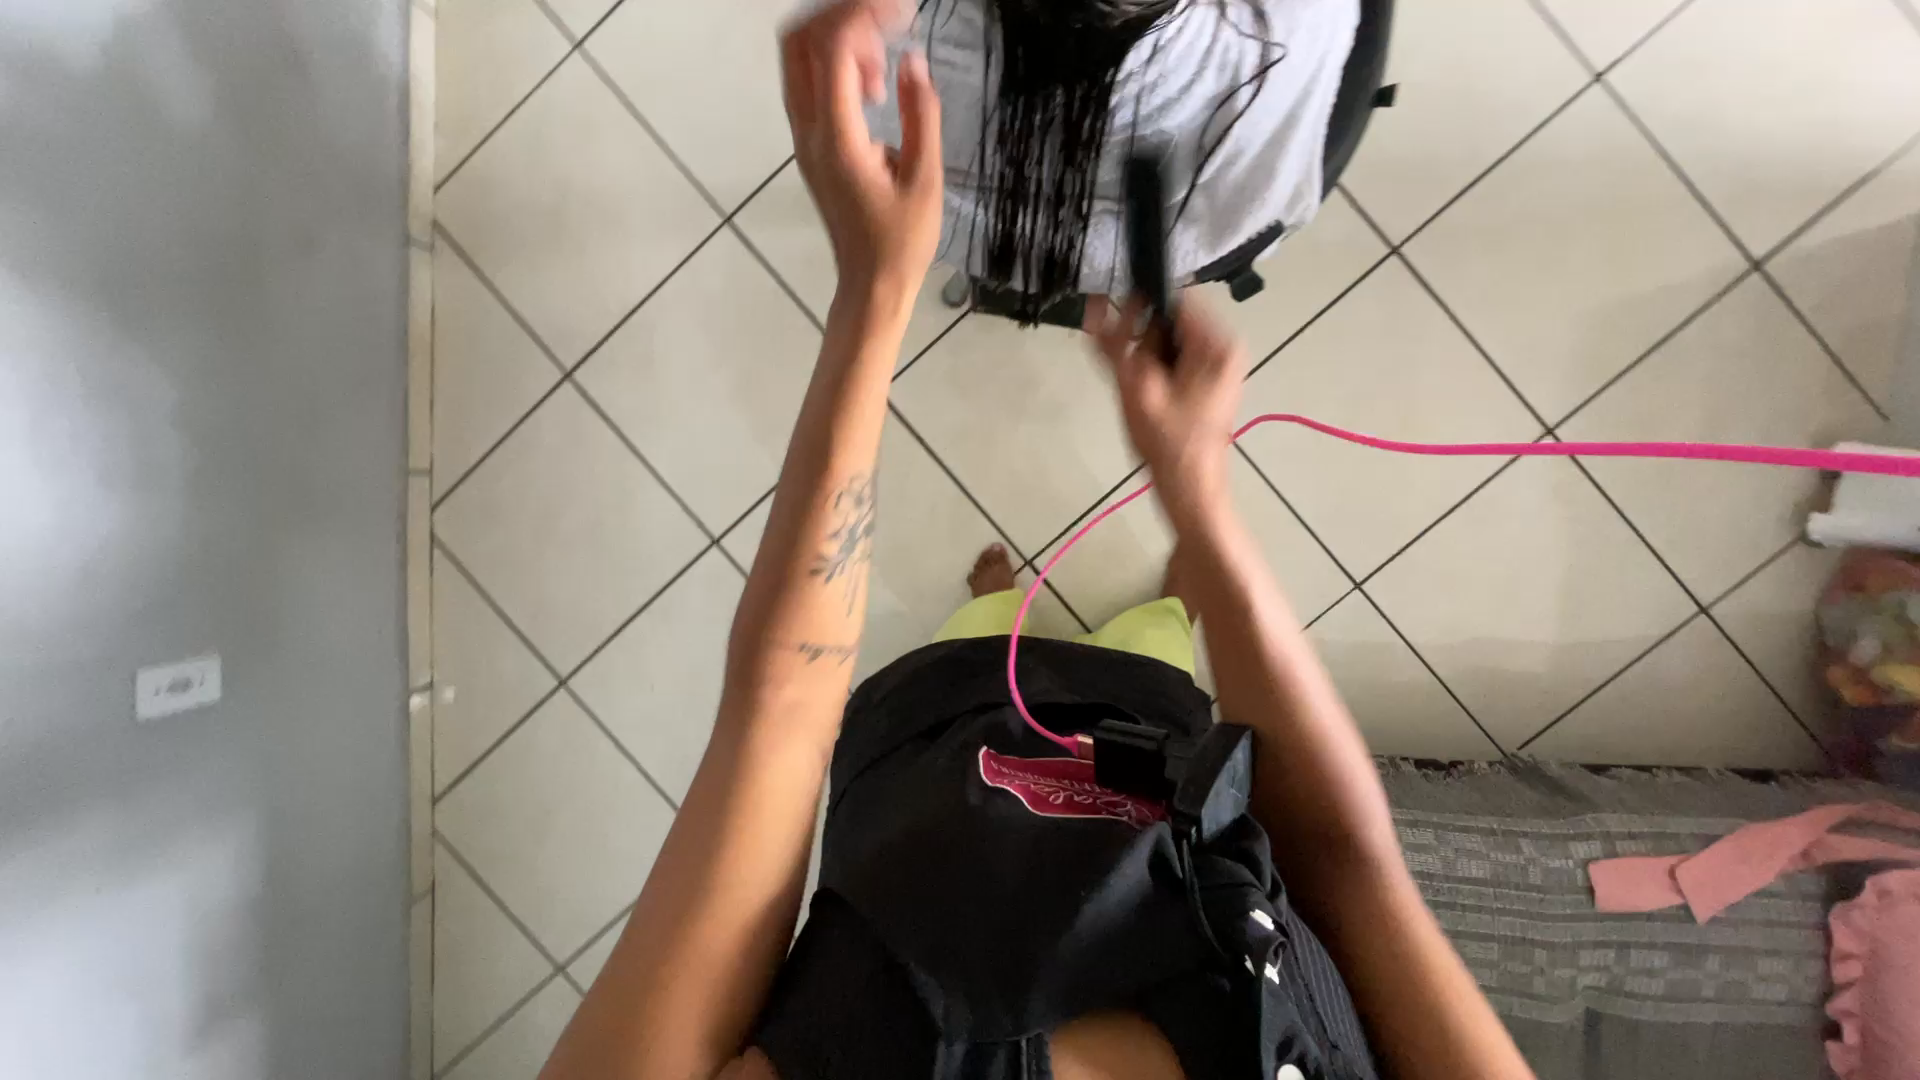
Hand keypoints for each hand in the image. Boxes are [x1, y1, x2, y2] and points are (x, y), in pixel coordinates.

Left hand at [779, 0, 942, 316]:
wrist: (870, 286)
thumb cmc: (902, 244)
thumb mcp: (926, 181)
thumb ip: (921, 116)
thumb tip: (913, 63)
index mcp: (838, 140)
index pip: (833, 48)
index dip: (865, 15)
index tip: (905, 13)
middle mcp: (809, 133)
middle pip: (799, 40)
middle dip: (841, 17)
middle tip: (887, 29)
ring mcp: (803, 140)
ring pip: (797, 60)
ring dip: (836, 42)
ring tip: (883, 67)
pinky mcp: (808, 148)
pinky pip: (807, 86)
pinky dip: (834, 68)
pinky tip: (873, 91)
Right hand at [1086, 295, 1248, 526]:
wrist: (1190, 488)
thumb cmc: (1167, 442)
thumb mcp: (1135, 389)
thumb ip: (1114, 344)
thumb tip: (1095, 304)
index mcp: (1217, 343)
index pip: (1172, 300)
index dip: (1139, 310)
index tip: (1116, 331)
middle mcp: (1225, 347)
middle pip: (1171, 321)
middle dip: (1143, 342)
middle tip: (1130, 374)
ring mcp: (1220, 365)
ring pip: (1170, 342)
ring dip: (1146, 358)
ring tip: (1139, 389)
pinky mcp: (1210, 381)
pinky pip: (1176, 359)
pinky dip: (1156, 370)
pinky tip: (1147, 394)